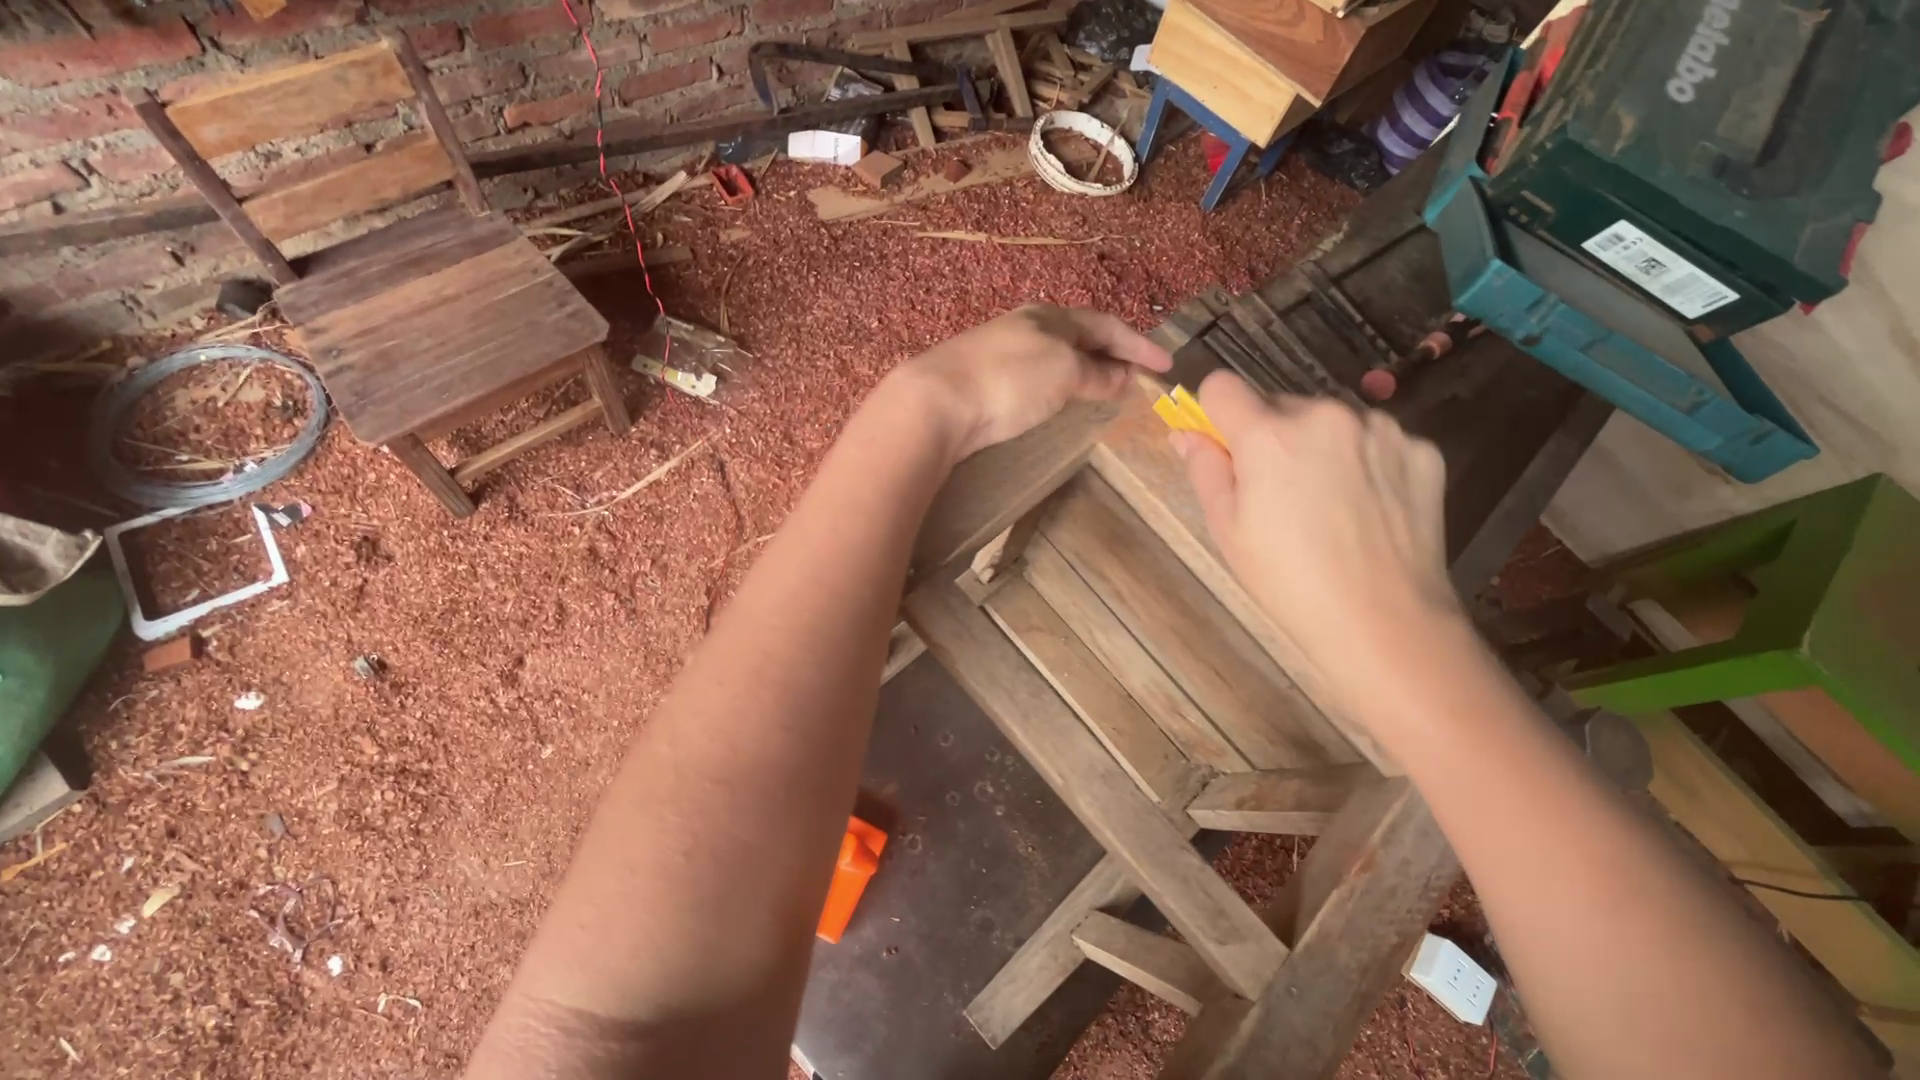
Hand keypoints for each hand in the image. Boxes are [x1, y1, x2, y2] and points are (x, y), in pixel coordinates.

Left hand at [890, 305, 1170, 461]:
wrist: (935, 401)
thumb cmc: (1009, 379)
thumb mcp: (1065, 372)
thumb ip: (1097, 374)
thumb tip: (1123, 377)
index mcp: (1050, 316)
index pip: (1107, 325)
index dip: (1140, 345)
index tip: (1167, 365)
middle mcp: (1027, 328)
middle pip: (1081, 337)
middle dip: (1113, 354)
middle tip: (1138, 377)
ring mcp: (1002, 353)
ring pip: (1057, 357)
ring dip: (1086, 370)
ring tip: (1105, 390)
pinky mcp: (983, 381)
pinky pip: (1036, 377)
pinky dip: (1060, 385)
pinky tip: (1058, 401)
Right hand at [1174, 371, 1461, 708]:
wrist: (1384, 622)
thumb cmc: (1288, 582)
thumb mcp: (1227, 530)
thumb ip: (1204, 469)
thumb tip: (1187, 434)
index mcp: (1269, 435)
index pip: (1223, 385)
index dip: (1214, 414)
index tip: (1223, 447)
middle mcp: (1326, 415)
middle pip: (1279, 404)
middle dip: (1271, 437)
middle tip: (1278, 493)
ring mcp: (1381, 429)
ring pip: (1330, 421)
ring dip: (1320, 446)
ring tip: (1329, 505)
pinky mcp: (1422, 450)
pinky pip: (1376, 441)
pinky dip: (1365, 463)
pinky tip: (1368, 510)